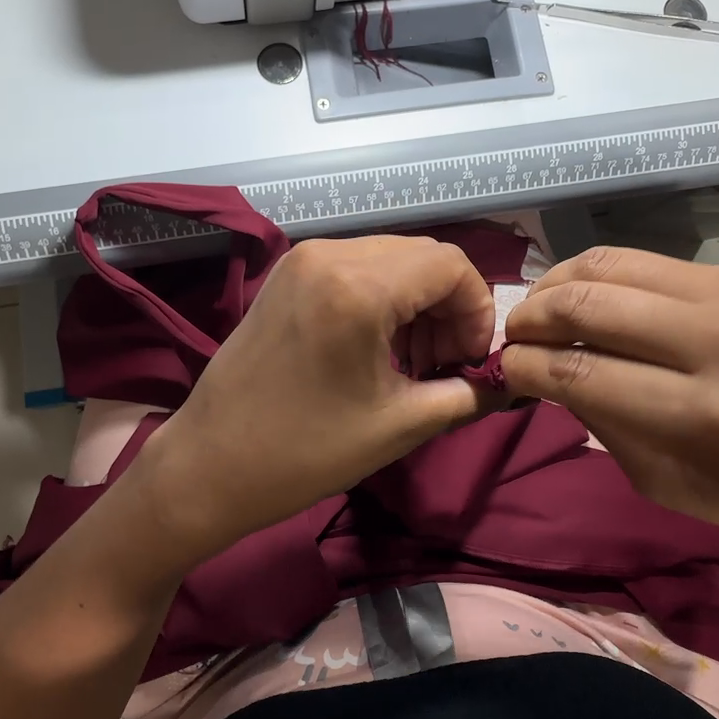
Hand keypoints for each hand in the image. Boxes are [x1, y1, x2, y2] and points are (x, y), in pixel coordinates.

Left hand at [127, 236, 503, 565]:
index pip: (450, 266)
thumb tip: (508, 380)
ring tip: (415, 362)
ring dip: (417, 303)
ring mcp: (302, 260)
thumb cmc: (305, 451)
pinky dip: (383, 298)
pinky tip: (380, 346)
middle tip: (446, 365)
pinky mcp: (286, 274)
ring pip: (390, 260)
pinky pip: (355, 268)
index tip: (471, 361)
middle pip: (421, 258)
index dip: (476, 311)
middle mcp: (329, 255)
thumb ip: (467, 394)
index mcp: (357, 286)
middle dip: (449, 307)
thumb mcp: (399, 425)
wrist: (210, 463)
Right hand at [499, 247, 718, 575]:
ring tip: (539, 309)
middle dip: (529, 317)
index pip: (575, 372)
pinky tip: (587, 297)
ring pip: (607, 264)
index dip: (523, 367)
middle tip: (511, 336)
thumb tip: (550, 380)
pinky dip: (600, 276)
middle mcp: (717, 341)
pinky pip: (646, 262)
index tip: (502, 370)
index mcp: (707, 416)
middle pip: (583, 303)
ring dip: (557, 284)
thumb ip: (609, 430)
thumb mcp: (686, 492)